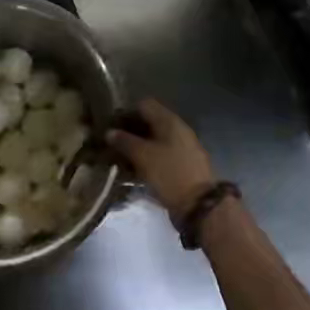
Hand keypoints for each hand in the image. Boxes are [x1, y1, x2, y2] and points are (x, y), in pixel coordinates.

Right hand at [106, 99, 215, 220]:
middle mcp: (178, 130)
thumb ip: (125, 141)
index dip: (126, 111)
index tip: (111, 123)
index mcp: (170, 121)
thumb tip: (110, 132)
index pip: (144, 105)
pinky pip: (160, 155)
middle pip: (150, 122)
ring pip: (154, 140)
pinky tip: (135, 169)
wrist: (199, 205)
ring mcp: (182, 148)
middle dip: (130, 131)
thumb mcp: (143, 156)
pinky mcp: (182, 165)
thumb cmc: (169, 173)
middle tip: (112, 142)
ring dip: (138, 146)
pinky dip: (147, 159)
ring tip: (120, 157)